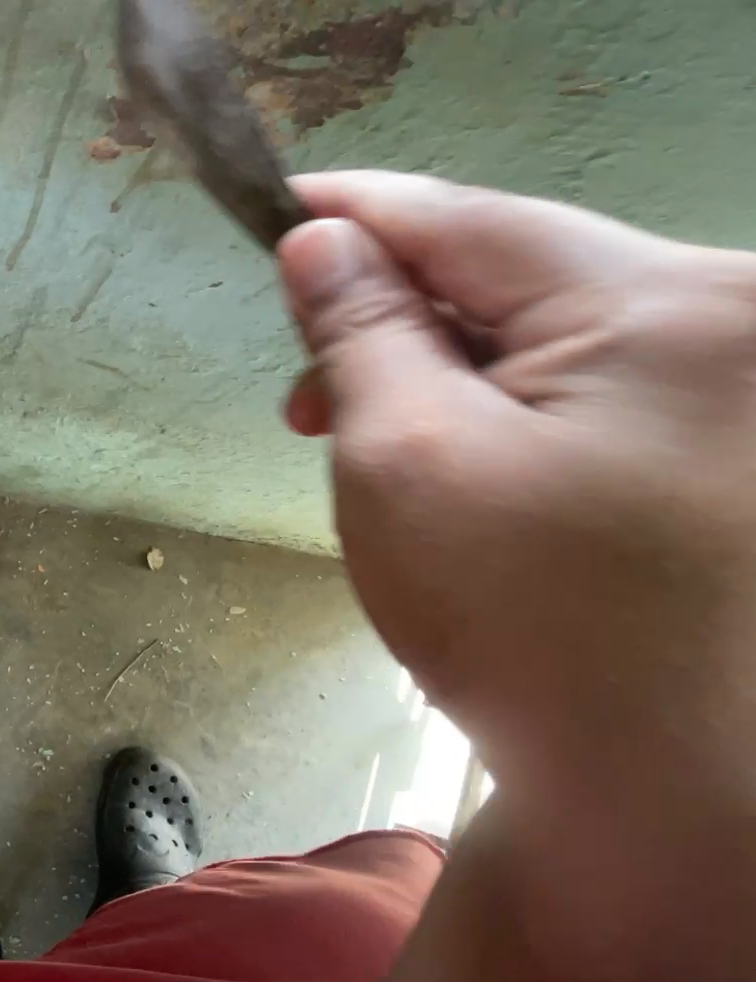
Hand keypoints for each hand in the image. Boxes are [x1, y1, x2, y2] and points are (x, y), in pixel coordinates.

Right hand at [277, 172, 755, 782]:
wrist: (657, 771)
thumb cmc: (515, 610)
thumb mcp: (401, 456)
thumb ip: (361, 333)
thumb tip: (319, 244)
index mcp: (668, 306)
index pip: (470, 220)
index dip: (358, 209)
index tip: (277, 204)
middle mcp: (735, 315)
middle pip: (509, 273)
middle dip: (388, 318)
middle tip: (303, 399)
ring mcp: (741, 378)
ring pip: (537, 328)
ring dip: (430, 368)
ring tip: (357, 438)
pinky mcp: (724, 433)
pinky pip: (573, 378)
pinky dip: (483, 402)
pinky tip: (439, 453)